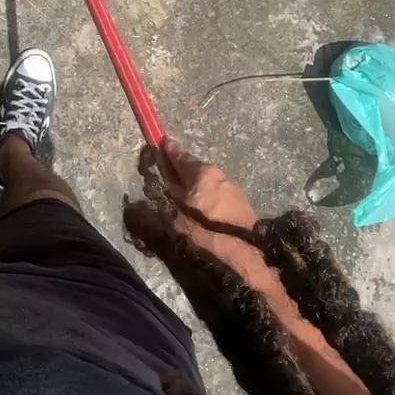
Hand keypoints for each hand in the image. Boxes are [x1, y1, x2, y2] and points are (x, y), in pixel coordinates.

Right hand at [140, 138, 258, 230]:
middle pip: (193, 169)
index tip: (161, 141)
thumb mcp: (175, 221)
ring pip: (206, 183)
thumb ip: (161, 206)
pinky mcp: (240, 204)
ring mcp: (232, 189)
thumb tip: (145, 200)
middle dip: (180, 171)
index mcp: (201, 173)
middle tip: (167, 175)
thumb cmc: (208, 233)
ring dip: (193, 186)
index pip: (179, 156)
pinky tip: (201, 211)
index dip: (168, 151)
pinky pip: (216, 195)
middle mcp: (217, 175)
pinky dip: (205, 197)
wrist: (250, 253)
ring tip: (182, 199)